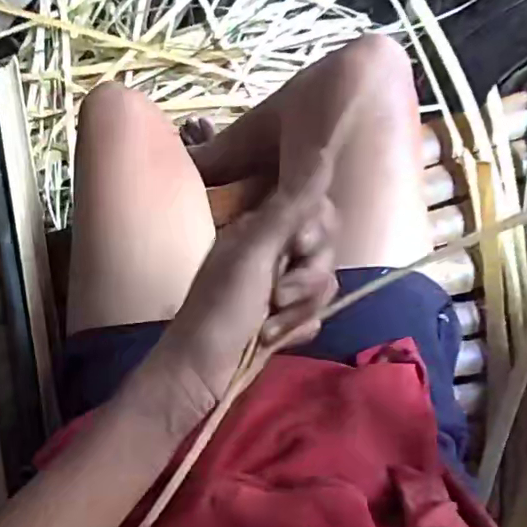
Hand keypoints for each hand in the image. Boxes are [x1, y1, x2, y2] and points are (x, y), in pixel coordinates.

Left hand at [123, 187, 338, 436]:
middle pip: (325, 251)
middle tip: (276, 295)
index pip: (316, 212)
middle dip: (307, 280)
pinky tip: (272, 341)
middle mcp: (272, 252)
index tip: (296, 251)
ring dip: (299, 311)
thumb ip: (290, 208)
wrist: (201, 375)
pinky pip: (315, 316)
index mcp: (260, 227)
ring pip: (323, 287)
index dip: (315, 235)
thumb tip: (322, 151)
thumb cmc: (219, 311)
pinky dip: (296, 331)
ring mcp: (278, 287)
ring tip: (268, 325)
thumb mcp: (254, 255)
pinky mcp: (284, 319)